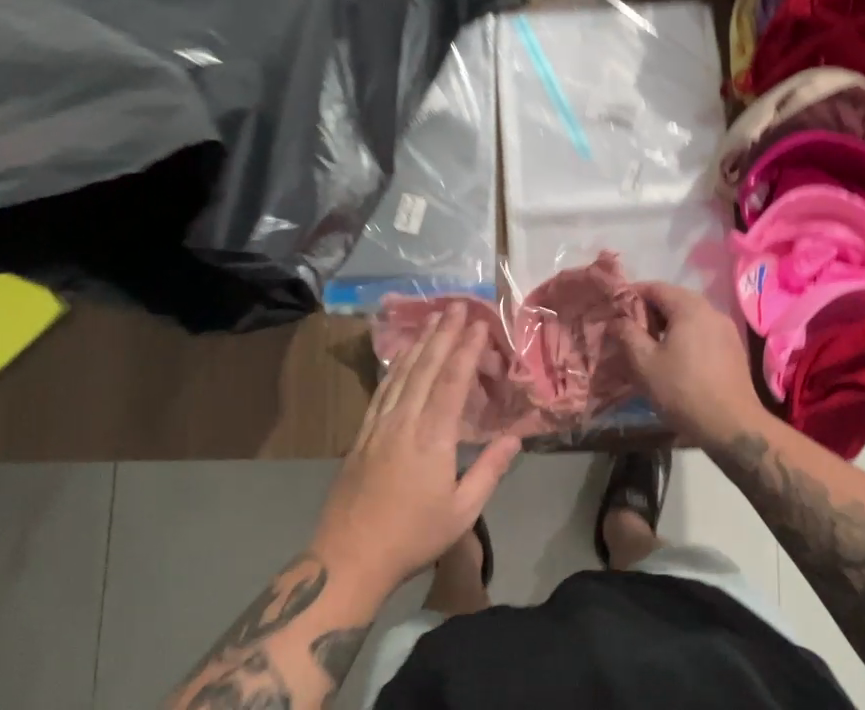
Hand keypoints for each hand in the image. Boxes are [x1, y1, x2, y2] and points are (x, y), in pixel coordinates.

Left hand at [310, 304, 519, 592]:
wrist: (349, 558)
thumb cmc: (412, 537)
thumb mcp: (462, 511)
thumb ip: (490, 470)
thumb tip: (515, 437)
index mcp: (432, 438)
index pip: (451, 381)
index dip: (466, 350)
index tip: (479, 324)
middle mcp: (403, 422)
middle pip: (425, 368)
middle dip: (443, 334)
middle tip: (457, 306)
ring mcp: (378, 426)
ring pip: (402, 374)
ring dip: (419, 344)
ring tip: (434, 320)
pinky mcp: (362, 435)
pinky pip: (382, 391)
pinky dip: (396, 368)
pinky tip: (402, 359)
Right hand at [614, 282, 767, 446]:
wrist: (732, 425)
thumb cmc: (683, 390)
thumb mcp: (645, 363)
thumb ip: (627, 334)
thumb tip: (617, 319)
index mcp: (690, 307)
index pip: (655, 287)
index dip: (632, 295)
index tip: (615, 311)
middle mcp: (712, 310)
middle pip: (675, 299)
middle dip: (650, 311)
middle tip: (630, 330)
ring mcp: (727, 329)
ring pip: (690, 316)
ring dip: (668, 325)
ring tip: (651, 345)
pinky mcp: (734, 348)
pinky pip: (704, 331)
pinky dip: (686, 336)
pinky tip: (677, 358)